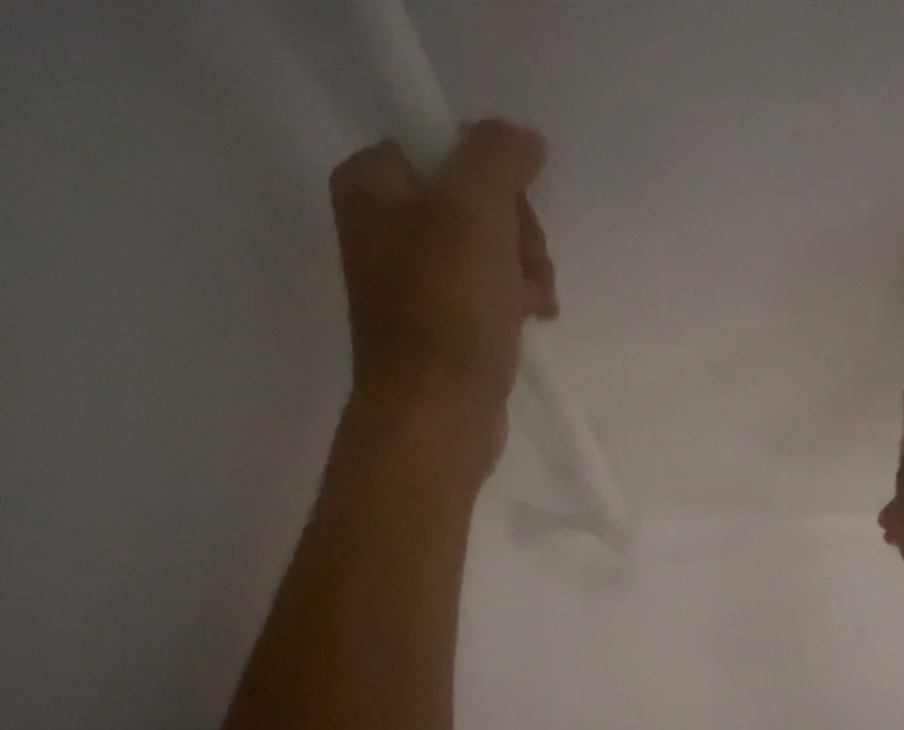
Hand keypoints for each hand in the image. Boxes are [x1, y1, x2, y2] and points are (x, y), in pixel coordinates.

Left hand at [327, 119, 557, 475]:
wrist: (437, 415)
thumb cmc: (446, 309)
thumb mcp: (472, 208)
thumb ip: (498, 152)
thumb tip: (523, 140)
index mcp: (371, 183)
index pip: (448, 142)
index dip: (494, 174)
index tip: (512, 211)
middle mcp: (386, 223)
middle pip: (478, 194)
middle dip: (516, 230)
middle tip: (521, 266)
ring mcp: (416, 275)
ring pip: (495, 242)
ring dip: (527, 266)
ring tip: (528, 303)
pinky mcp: (444, 318)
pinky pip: (494, 284)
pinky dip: (519, 296)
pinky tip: (531, 319)